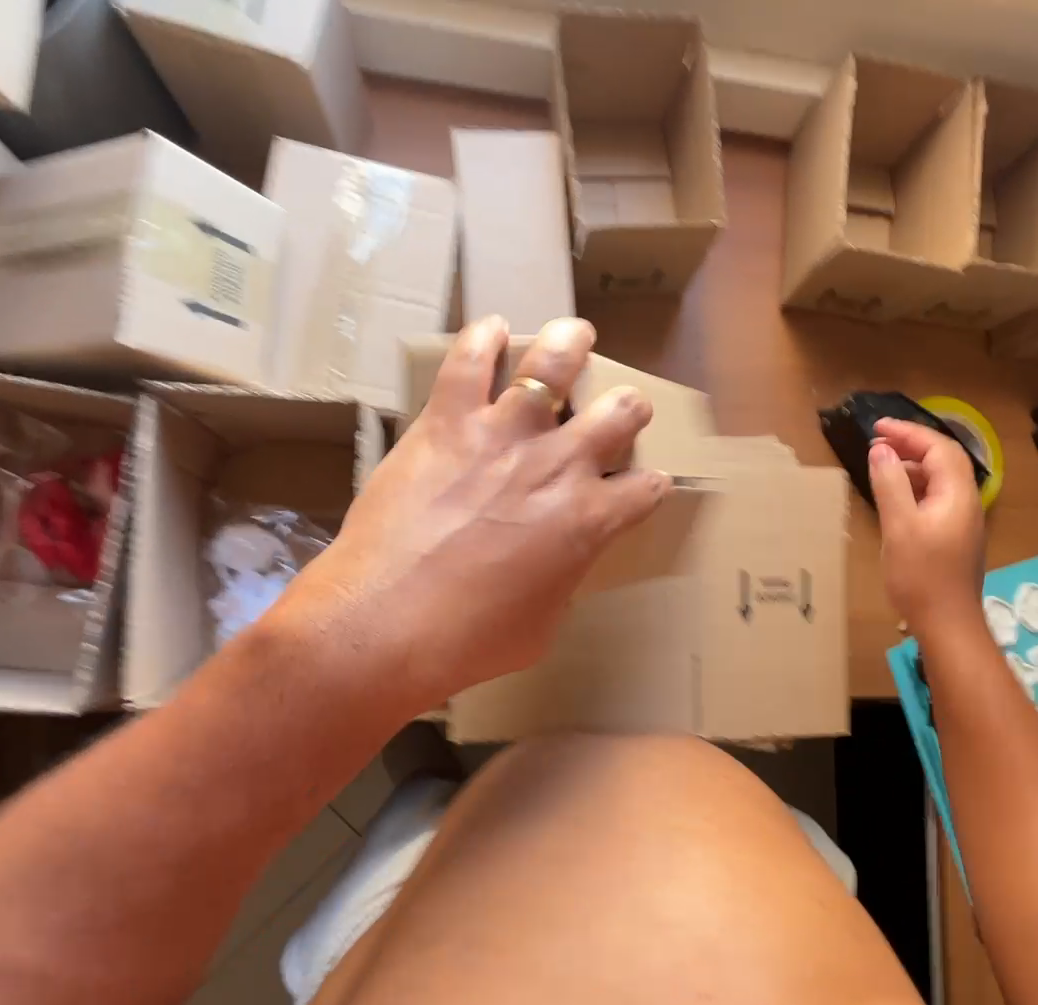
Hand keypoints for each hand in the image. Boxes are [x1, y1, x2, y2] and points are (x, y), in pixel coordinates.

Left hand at [268, 316, 670, 708]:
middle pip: (620, 411)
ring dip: (572, 343)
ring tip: (575, 334)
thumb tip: (558, 561)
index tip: (644, 485)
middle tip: (616, 410)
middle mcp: (559, 465)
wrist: (385, 623)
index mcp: (590, 521)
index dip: (652, 485)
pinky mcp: (447, 421)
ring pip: (554, 363)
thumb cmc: (469, 640)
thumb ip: (563, 577)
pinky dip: (485, 338)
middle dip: (628, 407)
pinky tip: (492, 330)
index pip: (648, 487)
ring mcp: (503, 435)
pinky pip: (470, 359)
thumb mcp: (542, 624)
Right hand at [869, 418, 985, 634]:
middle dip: (913, 443)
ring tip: (883, 463)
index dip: (909, 432)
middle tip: (879, 439)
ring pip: (941, 479)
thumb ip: (890, 484)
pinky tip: (897, 496)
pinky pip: (938, 497)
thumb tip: (881, 450)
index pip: (938, 448)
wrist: (947, 623)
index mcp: (957, 494)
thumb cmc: (921, 576)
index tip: (877, 427)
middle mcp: (966, 502)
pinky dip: (916, 486)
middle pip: (945, 459)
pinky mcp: (955, 537)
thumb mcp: (899, 526)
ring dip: (914, 464)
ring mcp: (963, 520)